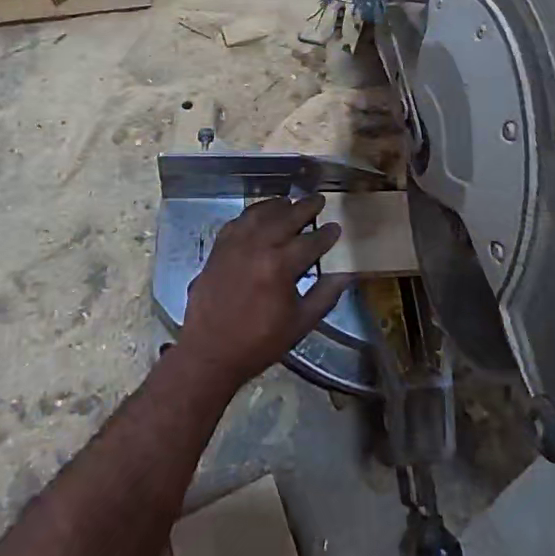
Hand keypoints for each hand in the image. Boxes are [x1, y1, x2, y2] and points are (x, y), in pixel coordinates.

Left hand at [180, 194, 352, 388]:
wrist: (209, 355)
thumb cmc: (259, 343)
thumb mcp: (300, 324)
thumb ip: (325, 295)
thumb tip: (345, 274)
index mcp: (280, 267)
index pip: (311, 241)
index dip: (326, 234)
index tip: (335, 227)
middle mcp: (257, 248)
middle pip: (286, 217)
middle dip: (305, 207)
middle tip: (318, 200)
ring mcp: (234, 246)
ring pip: (260, 214)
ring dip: (278, 206)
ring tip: (290, 202)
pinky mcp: (217, 250)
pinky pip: (237, 222)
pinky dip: (251, 215)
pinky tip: (259, 217)